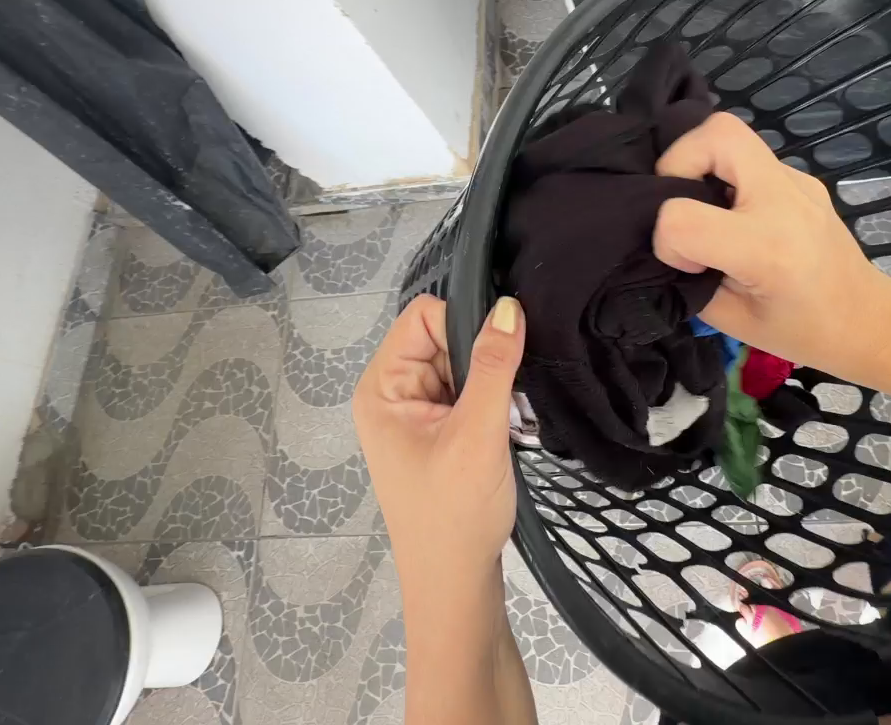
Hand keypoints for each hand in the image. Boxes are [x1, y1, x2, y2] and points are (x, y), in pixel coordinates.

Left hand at [353, 293, 525, 586]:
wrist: (457, 585)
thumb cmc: (455, 514)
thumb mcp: (476, 435)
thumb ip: (493, 366)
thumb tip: (508, 306)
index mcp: (382, 388)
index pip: (422, 317)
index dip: (462, 325)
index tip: (494, 359)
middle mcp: (393, 392)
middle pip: (442, 336)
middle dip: (479, 358)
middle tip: (502, 398)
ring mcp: (416, 411)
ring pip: (461, 362)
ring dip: (489, 382)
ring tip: (502, 418)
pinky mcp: (439, 428)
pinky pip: (468, 388)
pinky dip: (491, 400)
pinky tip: (502, 425)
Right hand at [652, 112, 887, 374]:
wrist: (868, 321)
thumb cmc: (801, 332)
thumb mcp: (730, 320)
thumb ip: (689, 281)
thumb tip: (663, 247)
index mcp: (765, 248)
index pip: (681, 218)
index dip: (667, 242)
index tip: (691, 266)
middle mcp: (783, 200)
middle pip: (716, 134)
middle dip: (678, 161)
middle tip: (680, 201)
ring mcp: (796, 181)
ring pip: (730, 134)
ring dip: (701, 163)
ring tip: (706, 207)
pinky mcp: (800, 177)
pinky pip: (747, 158)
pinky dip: (725, 176)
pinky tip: (733, 214)